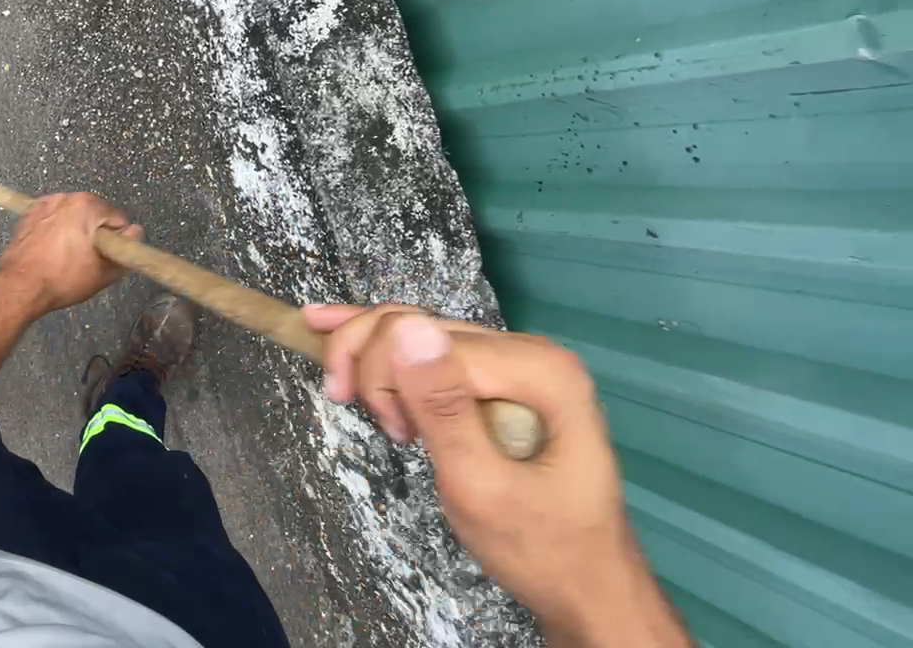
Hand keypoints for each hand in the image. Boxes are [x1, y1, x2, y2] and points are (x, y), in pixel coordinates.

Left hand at [0, 193, 139, 315]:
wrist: (20, 285)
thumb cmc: (60, 279)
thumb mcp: (105, 271)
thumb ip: (127, 250)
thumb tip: (135, 233)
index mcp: (87, 206)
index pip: (118, 219)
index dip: (119, 241)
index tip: (110, 257)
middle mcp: (66, 198)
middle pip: (96, 214)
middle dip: (96, 234)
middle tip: (90, 260)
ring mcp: (46, 204)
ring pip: (74, 216)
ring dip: (76, 231)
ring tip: (70, 258)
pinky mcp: (31, 214)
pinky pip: (55, 219)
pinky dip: (58, 230)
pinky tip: (54, 251)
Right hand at [305, 305, 689, 646]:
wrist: (586, 589)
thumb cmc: (538, 547)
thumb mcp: (481, 485)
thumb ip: (444, 407)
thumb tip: (406, 328)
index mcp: (537, 370)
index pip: (420, 337)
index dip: (381, 374)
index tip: (387, 431)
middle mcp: (526, 349)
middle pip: (408, 322)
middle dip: (365, 362)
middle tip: (350, 406)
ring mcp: (510, 358)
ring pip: (404, 326)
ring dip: (365, 359)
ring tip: (350, 396)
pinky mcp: (492, 372)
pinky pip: (419, 343)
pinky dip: (372, 344)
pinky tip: (327, 327)